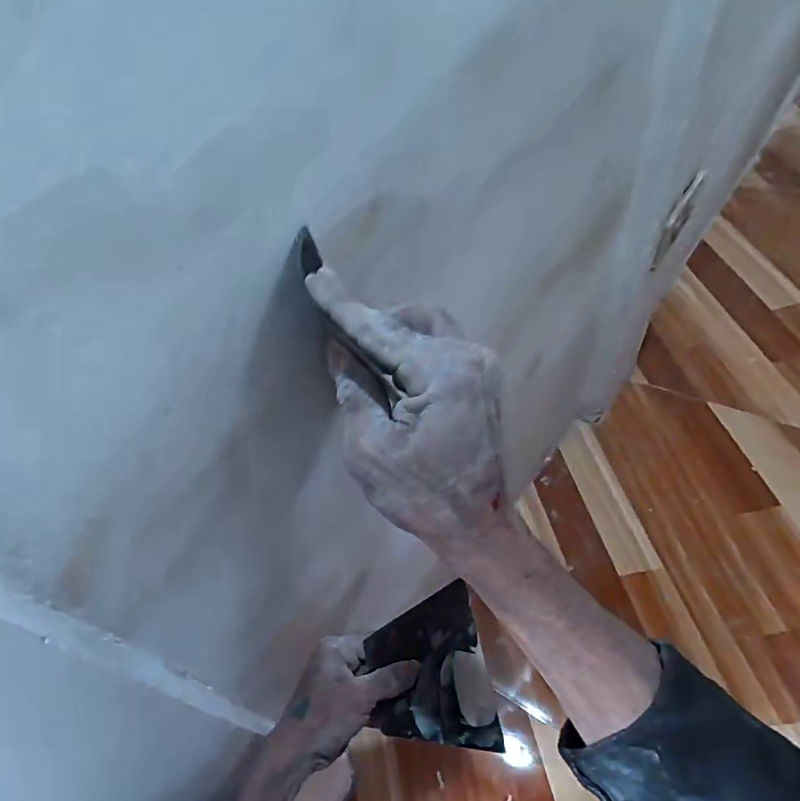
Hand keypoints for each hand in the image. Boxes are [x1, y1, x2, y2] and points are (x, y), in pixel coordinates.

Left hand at [269, 635, 417, 769]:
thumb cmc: (328, 715)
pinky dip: (381, 702)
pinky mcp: (341, 701)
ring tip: (422, 692)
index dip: (399, 649)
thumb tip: (418, 664)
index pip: (374, 640)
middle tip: (427, 676)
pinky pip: (367, 696)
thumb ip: (390, 678)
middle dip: (397, 672)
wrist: (299, 752)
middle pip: (375, 661)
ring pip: (372, 680)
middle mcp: (336, 659)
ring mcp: (338, 681)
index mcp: (336, 648)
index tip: (425, 656)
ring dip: (391, 690)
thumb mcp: (362, 694)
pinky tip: (405, 708)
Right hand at [307, 266, 512, 555]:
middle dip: (373, 324)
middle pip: (412, 319)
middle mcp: (469, 358)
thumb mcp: (370, 449)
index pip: (381, 332)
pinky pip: (442, 347)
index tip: (317, 275)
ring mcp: (482, 369)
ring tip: (364, 359)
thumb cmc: (419, 495)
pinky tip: (392, 373)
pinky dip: (413, 350)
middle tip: (341, 340)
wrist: (475, 524)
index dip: (343, 307)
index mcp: (443, 372)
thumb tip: (341, 352)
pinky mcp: (482, 383)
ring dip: (395, 335)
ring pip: (430, 327)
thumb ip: (355, 392)